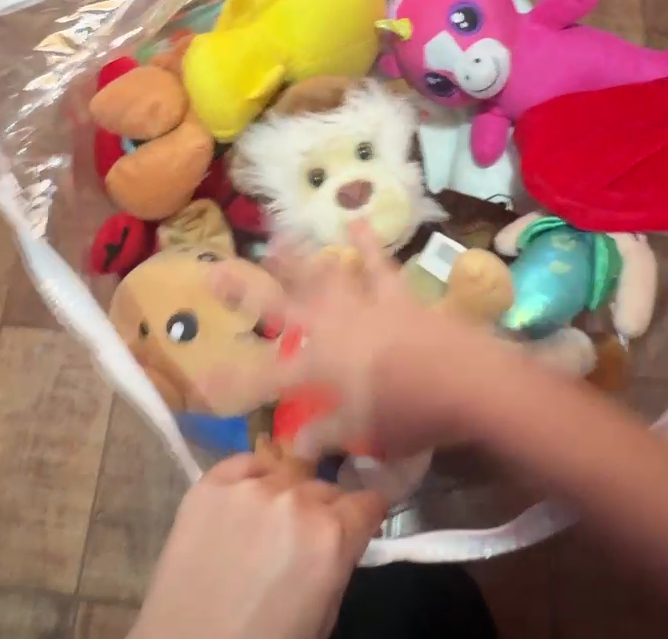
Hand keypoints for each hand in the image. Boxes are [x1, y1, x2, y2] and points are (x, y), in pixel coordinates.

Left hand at [131, 452, 387, 638]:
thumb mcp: (323, 613)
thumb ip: (339, 562)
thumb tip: (349, 533)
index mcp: (331, 536)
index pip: (369, 500)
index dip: (366, 514)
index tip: (359, 521)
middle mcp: (295, 500)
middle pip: (327, 487)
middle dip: (325, 508)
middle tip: (306, 534)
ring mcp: (251, 485)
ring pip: (288, 471)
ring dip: (288, 490)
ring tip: (270, 519)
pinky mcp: (212, 481)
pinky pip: (246, 461)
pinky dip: (252, 477)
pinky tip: (244, 503)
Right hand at [213, 221, 520, 459]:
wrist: (462, 378)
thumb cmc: (409, 412)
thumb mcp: (364, 433)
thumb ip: (326, 434)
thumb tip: (295, 446)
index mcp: (318, 369)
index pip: (266, 378)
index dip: (234, 380)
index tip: (205, 381)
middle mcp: (330, 330)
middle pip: (280, 306)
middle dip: (246, 291)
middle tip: (219, 271)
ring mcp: (361, 305)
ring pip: (322, 276)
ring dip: (299, 257)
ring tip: (277, 236)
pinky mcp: (393, 293)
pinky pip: (375, 263)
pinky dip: (366, 242)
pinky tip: (358, 221)